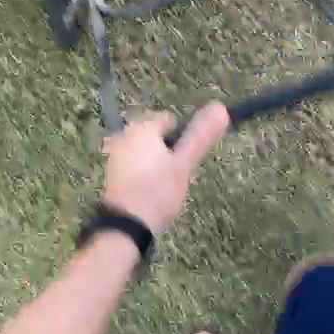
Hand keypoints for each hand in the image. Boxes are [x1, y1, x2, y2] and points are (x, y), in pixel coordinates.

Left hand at [101, 105, 230, 233]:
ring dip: (160, 166)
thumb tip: (221, 108)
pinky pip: (137, 166)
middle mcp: (124, 134)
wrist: (127, 226)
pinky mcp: (112, 173)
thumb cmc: (158, 191)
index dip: (183, 141)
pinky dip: (146, 175)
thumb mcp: (184, 164)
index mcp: (141, 127)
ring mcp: (115, 154)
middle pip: (159, 137)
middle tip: (176, 178)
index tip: (185, 163)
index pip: (171, 121)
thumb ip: (201, 136)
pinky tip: (150, 193)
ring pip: (149, 153)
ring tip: (164, 189)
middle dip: (171, 154)